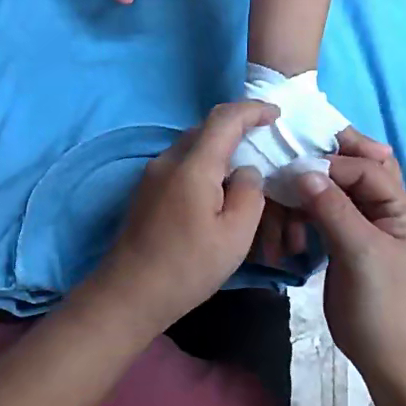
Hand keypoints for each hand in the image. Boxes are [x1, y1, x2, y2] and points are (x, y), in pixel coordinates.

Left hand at [84, 102, 276, 332]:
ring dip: (219, 155)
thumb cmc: (188, 267)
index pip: (225, 119)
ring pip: (192, 151)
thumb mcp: (236, 233)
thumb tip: (246, 171)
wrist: (129, 295)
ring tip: (243, 179)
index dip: (253, 110)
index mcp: (192, 165)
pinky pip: (180, 169)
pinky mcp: (145, 194)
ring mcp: (151, 177)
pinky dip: (204, 171)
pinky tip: (216, 197)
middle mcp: (167, 161)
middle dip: (237, 133)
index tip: (276, 115)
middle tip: (264, 149)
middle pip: (206, 131)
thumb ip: (250, 192)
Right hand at [296, 151, 405, 368]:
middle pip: (356, 167)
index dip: (333, 164)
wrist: (384, 354)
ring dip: (310, 193)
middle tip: (292, 157)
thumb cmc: (381, 304)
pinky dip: (304, 214)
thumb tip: (304, 171)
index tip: (296, 172)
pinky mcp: (342, 240)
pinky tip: (290, 229)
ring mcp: (362, 224)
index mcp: (400, 206)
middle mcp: (383, 208)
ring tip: (287, 205)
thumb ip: (334, 210)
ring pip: (335, 189)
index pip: (366, 167)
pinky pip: (322, 213)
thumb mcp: (361, 253)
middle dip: (325, 161)